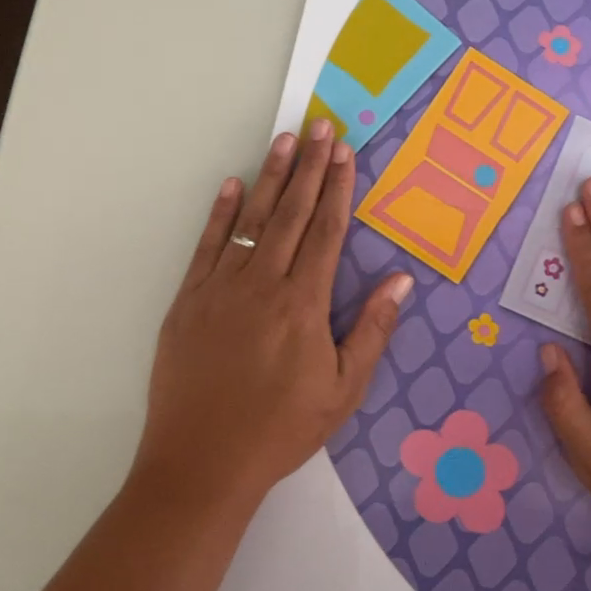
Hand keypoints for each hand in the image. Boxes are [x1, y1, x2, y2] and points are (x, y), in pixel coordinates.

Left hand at [135, 121, 412, 510]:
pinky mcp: (188, 301)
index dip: (338, 188)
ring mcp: (221, 288)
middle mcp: (263, 284)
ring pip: (251, 220)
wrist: (201, 464)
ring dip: (270, 177)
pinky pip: (207, 246)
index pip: (326, 231)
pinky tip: (231, 185)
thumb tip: (401, 280)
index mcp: (304, 303)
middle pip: (291, 213)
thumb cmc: (281, 429)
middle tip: (320, 126)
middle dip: (309, 167)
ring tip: (284, 140)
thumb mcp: (343, 390)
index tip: (345, 152)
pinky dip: (220, 213)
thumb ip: (371, 330)